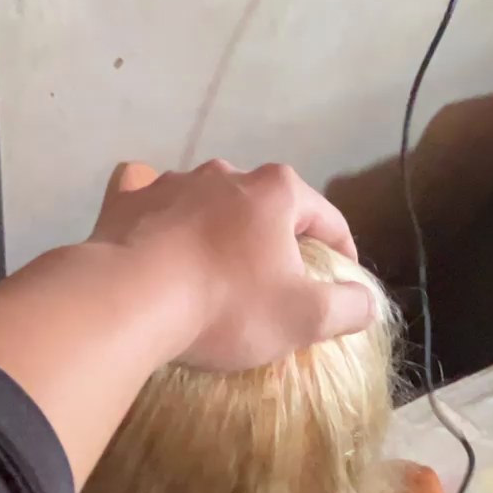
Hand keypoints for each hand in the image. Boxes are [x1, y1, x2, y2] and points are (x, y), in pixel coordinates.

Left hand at [88, 160, 373, 370]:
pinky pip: (146, 193)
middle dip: (275, 238)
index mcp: (276, 192)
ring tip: (213, 265)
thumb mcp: (303, 318)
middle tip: (274, 280)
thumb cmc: (226, 306)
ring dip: (217, 225)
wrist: (131, 301)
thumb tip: (366, 302)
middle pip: (265, 206)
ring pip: (208, 198)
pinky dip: (156, 208)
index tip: (341, 277)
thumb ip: (347, 307)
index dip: (341, 250)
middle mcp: (226, 174)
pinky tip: (154, 227)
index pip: (326, 217)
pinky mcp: (126, 200)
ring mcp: (172, 182)